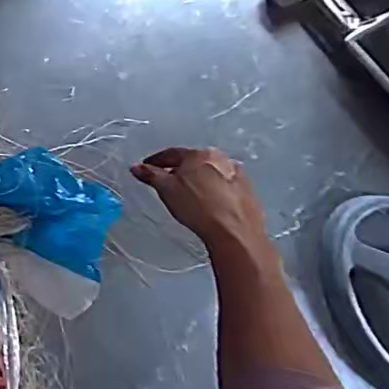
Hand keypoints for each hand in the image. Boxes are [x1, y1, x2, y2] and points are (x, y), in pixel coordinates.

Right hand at [130, 146, 271, 259]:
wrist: (235, 234)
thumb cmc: (199, 207)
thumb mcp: (164, 188)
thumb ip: (149, 174)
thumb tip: (138, 168)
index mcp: (201, 155)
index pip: (172, 153)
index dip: (156, 161)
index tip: (148, 168)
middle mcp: (223, 161)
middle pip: (194, 162)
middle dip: (178, 171)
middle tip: (166, 181)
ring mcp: (239, 178)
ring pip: (210, 175)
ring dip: (197, 181)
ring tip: (186, 195)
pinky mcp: (249, 195)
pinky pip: (224, 188)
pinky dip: (213, 192)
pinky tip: (205, 204)